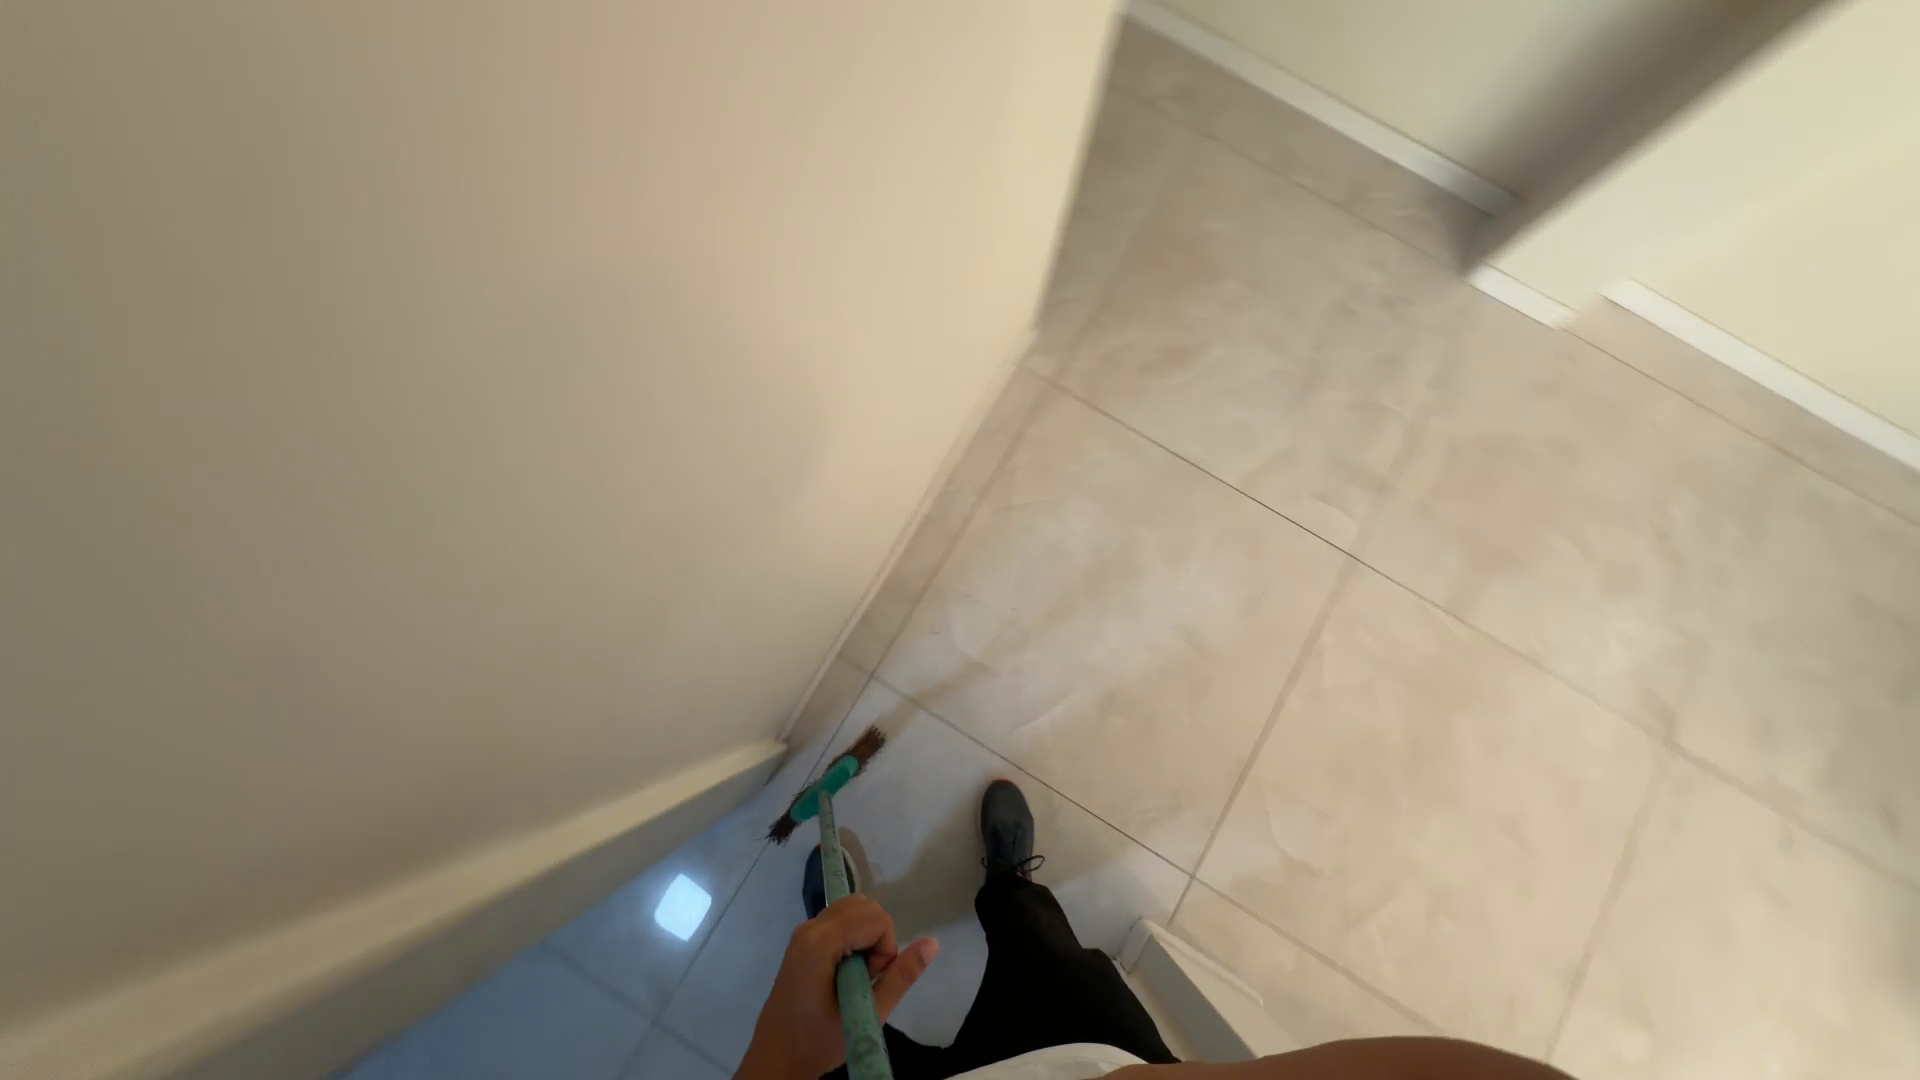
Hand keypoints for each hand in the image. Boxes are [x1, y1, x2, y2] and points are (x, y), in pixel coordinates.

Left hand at [736, 894, 938, 1079]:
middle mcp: (811, 926)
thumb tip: (933, 943)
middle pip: (865, 906)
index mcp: (821, 943)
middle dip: (877, 937)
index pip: (875, 918)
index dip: (885, 948)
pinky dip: (855, 935)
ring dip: (867, 935)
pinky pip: (842, 917)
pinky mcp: (805, 937)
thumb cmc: (818, 1042)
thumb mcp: (867, 1015)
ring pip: (855, 907)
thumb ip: (900, 977)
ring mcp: (805, 929)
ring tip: (857, 974)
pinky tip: (847, 969)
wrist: (776, 1058)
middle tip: (866, 977)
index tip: (873, 980)